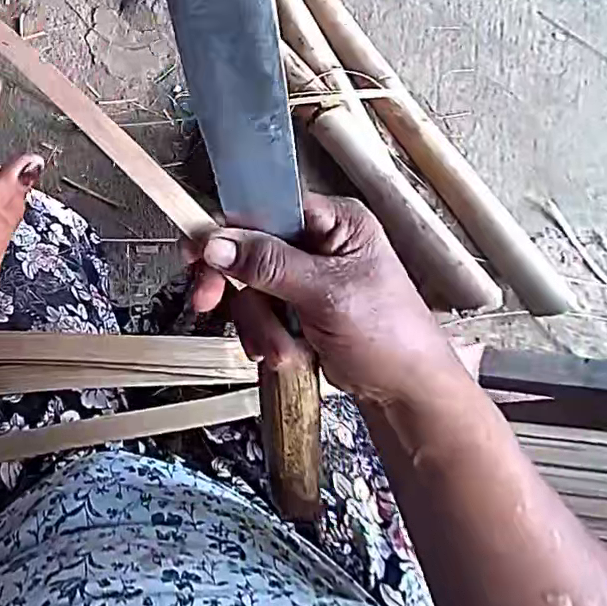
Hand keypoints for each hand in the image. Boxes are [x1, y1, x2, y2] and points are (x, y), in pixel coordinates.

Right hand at [185, 194, 459, 402]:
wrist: (407, 398)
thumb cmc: (390, 337)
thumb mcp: (327, 294)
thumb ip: (269, 264)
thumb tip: (217, 243)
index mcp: (335, 220)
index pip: (268, 207)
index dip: (230, 228)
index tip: (199, 251)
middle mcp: (316, 241)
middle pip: (249, 247)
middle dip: (236, 285)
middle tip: (207, 300)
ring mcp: (303, 275)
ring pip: (249, 285)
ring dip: (258, 323)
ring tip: (283, 349)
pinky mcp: (295, 305)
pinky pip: (258, 311)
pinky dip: (264, 335)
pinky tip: (285, 352)